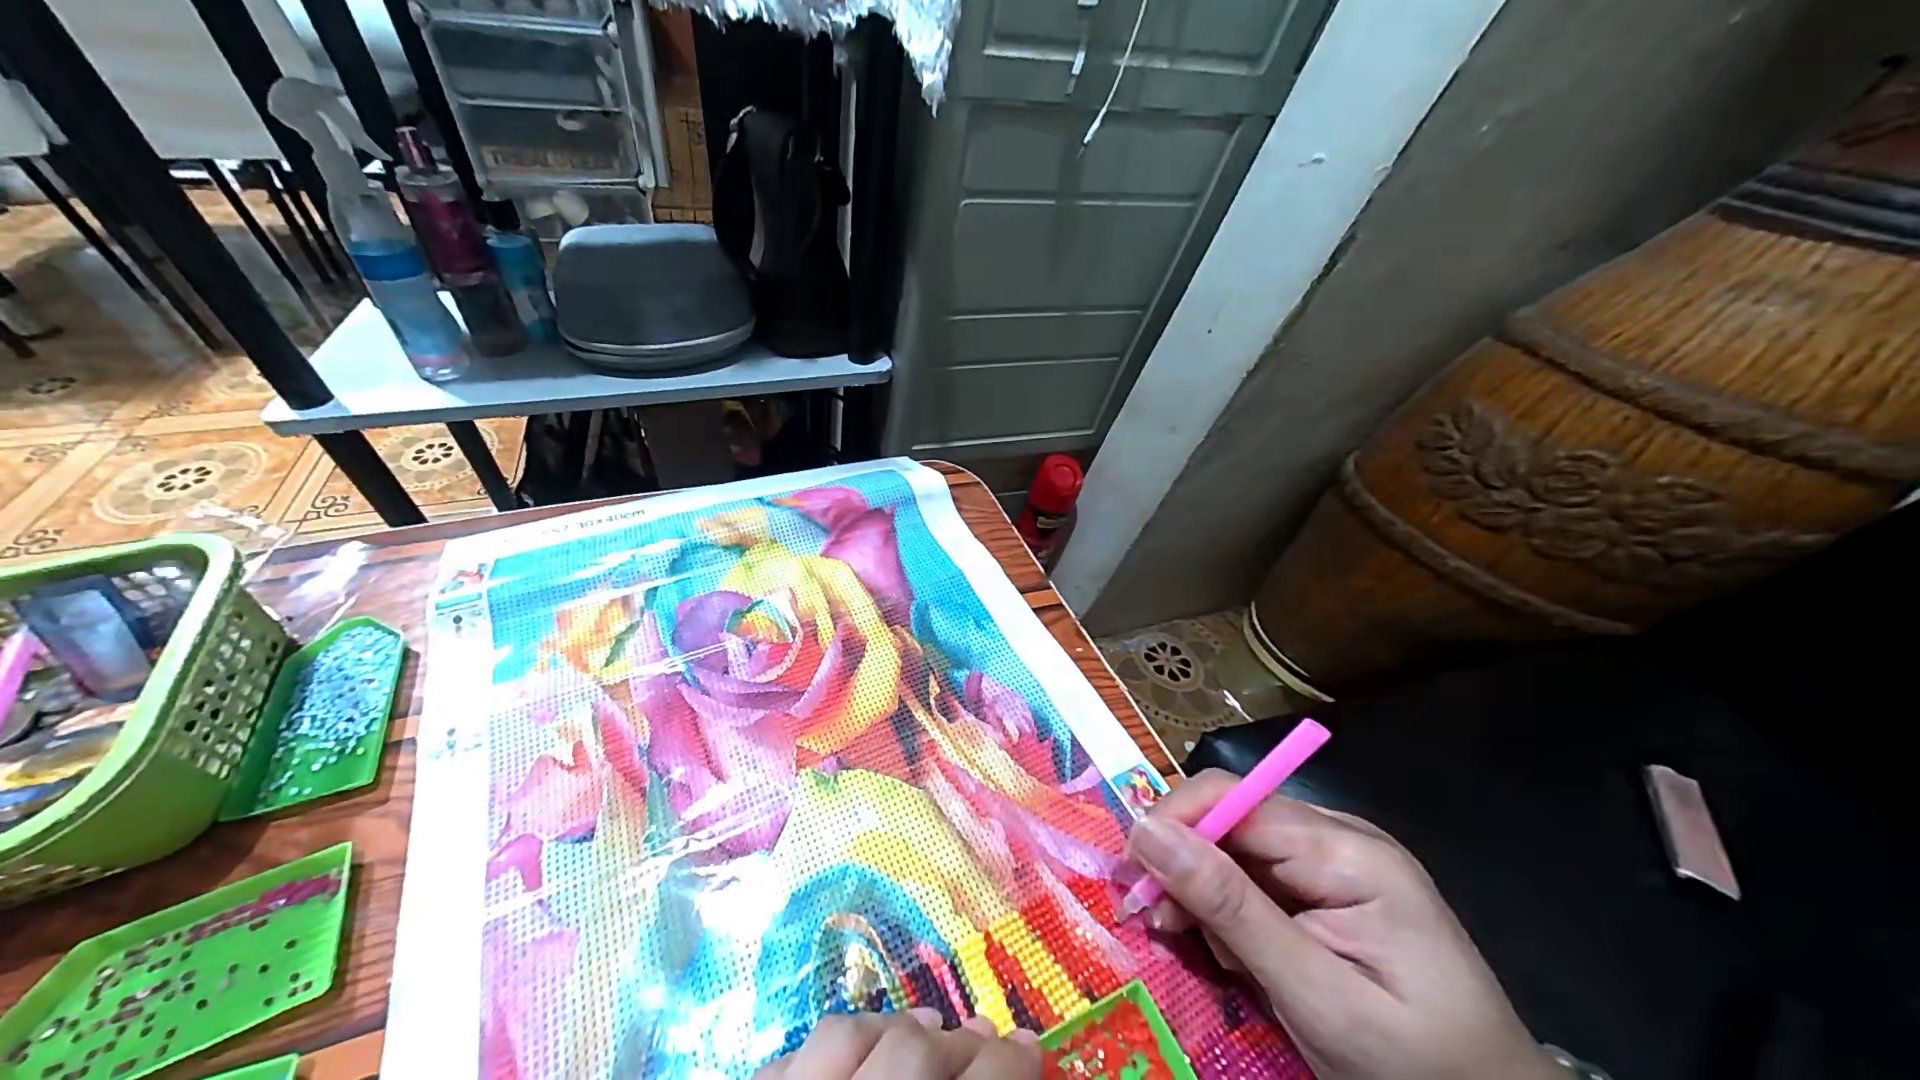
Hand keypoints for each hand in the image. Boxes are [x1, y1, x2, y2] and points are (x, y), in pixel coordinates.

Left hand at [754, 1010, 1041, 1079]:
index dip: (1009, 1066)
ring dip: (897, 1028)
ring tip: (930, 1032)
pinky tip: (861, 1046)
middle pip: (910, 1055)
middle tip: (988, 1043)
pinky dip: (829, 1048)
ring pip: (844, 1035)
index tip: (1034, 1050)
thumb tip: (1016, 1054)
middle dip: (961, 1046)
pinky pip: (787, 1055)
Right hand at [1128, 769, 1562, 1079]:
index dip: (1171, 828)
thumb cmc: (1416, 1067)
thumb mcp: (1316, 995)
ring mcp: (1333, 861)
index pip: (1232, 800)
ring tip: (1197, 947)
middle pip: (1229, 820)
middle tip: (1156, 925)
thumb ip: (1230, 907)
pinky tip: (1229, 950)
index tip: (1132, 884)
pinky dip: (1227, 910)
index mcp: (1345, 850)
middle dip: (1182, 866)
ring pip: (1233, 849)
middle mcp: (1336, 837)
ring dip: (1201, 893)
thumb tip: (1146, 831)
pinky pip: (1254, 877)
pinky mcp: (1326, 888)